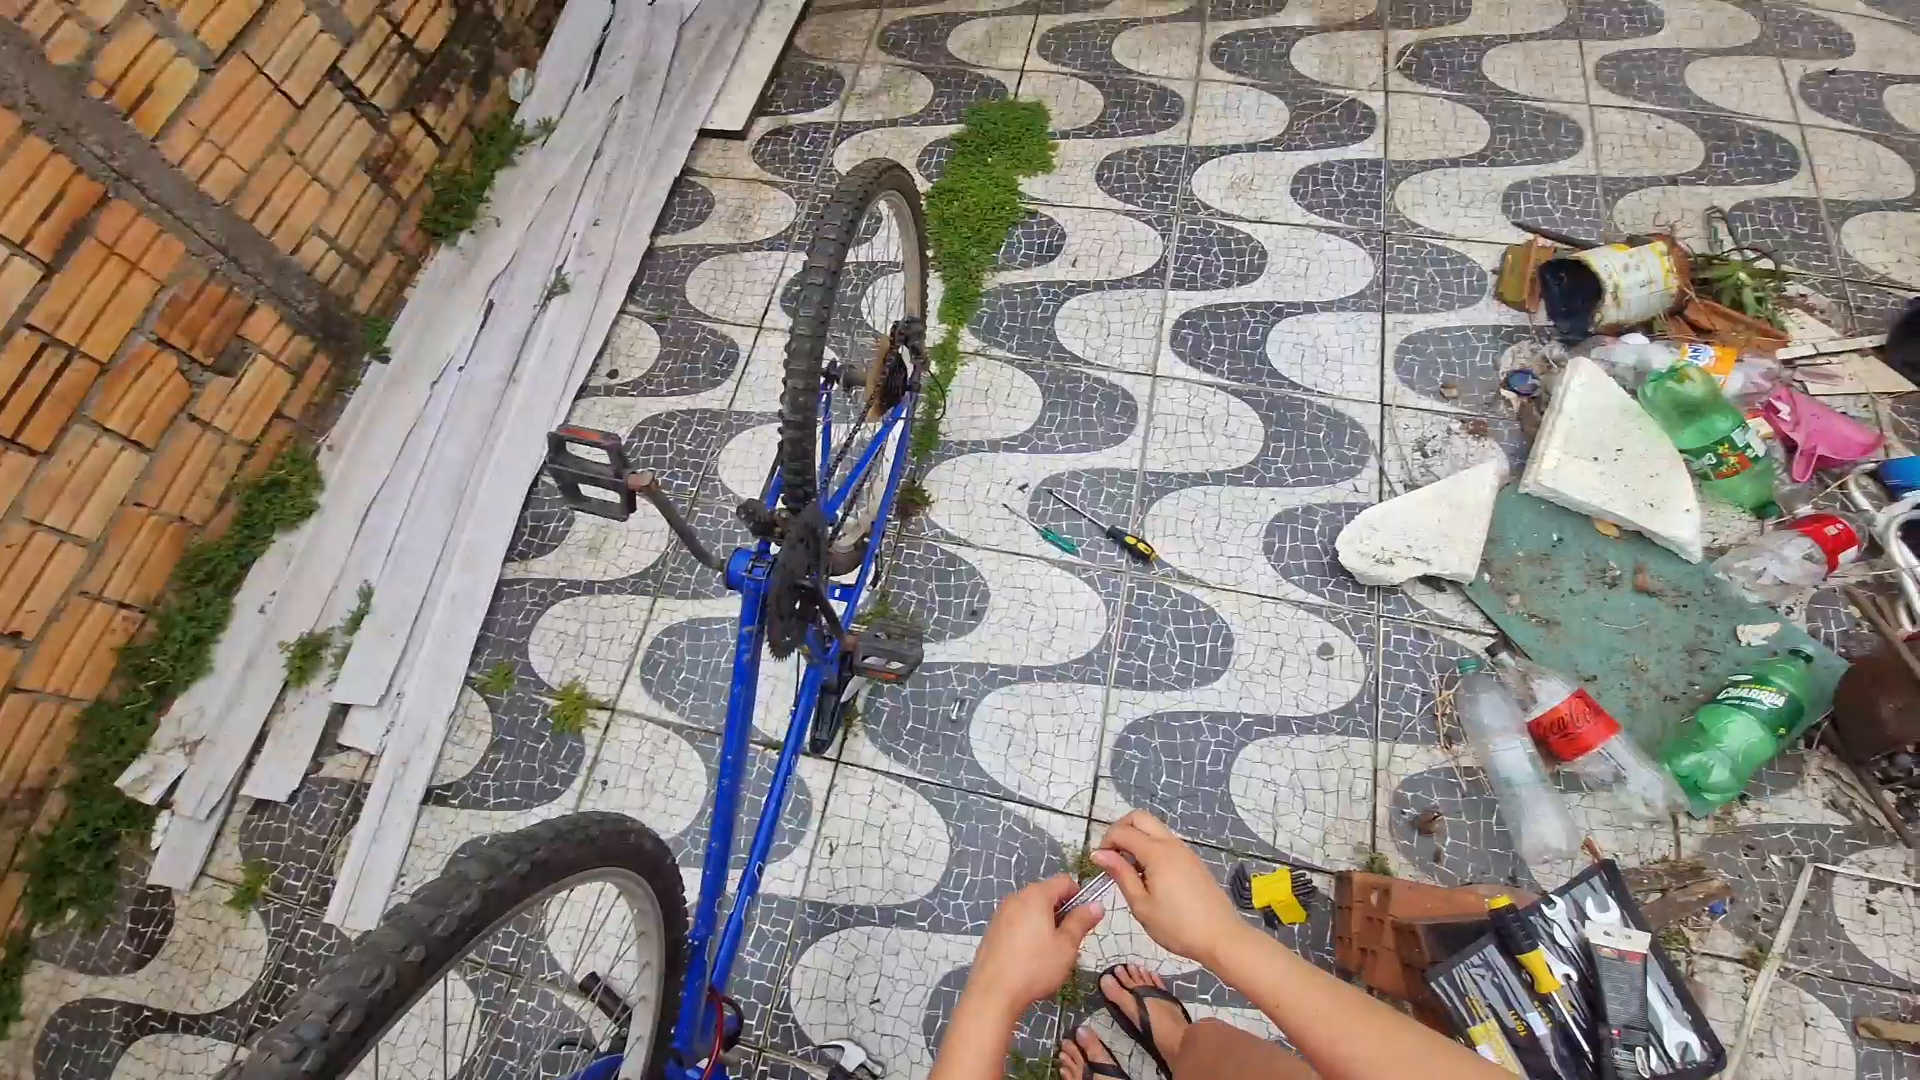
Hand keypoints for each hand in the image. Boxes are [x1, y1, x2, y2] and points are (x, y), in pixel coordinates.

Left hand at [963, 875, 1102, 1014]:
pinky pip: (1016, 922)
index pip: (1064, 881)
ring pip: (1031, 909)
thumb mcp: (1066, 946)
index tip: (1084, 920)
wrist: (993, 991)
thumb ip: (1081, 922)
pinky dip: (1027, 931)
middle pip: (1046, 894)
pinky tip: (1028, 958)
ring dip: (1045, 923)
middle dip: (1061, 913)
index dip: (1079, 896)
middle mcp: (1017, 897)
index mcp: (1036, 895)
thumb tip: (1096, 905)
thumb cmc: (1035, 967)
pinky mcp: (993, 929)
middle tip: (1068, 942)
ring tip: (1049, 953)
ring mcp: (1001, 912)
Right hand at [1092, 811, 1247, 964]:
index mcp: (1157, 853)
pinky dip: (1151, 846)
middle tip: (1113, 857)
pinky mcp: (1192, 860)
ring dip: (1136, 837)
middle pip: (1139, 817)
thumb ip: (1121, 874)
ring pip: (1153, 827)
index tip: (1100, 864)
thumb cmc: (1178, 926)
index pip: (1122, 831)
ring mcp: (1184, 850)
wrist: (1222, 938)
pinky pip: (1166, 841)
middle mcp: (1171, 843)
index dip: (1106, 842)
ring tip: (1131, 869)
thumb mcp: (1142, 905)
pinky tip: (1150, 875)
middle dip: (1120, 830)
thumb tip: (1099, 854)